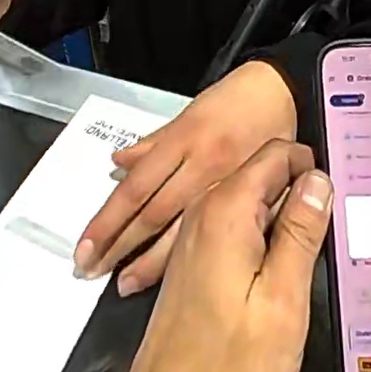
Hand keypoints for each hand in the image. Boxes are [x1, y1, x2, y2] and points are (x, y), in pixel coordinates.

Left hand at [75, 59, 298, 294]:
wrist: (285, 89)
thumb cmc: (237, 95)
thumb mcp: (193, 109)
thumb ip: (157, 140)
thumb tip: (120, 162)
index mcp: (187, 137)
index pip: (137, 187)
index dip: (108, 219)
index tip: (85, 245)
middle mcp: (203, 163)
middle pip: (154, 213)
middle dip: (121, 246)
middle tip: (93, 271)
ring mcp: (227, 182)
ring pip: (182, 228)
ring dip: (150, 259)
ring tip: (125, 282)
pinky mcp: (248, 193)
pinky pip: (216, 225)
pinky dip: (190, 247)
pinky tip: (173, 267)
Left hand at [131, 140, 330, 371]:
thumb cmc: (224, 367)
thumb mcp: (282, 298)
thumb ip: (302, 230)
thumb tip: (318, 182)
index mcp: (227, 208)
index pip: (279, 151)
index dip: (310, 170)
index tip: (328, 201)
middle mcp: (205, 211)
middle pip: (266, 173)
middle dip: (296, 199)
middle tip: (315, 243)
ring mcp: (197, 234)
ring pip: (254, 201)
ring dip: (280, 224)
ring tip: (294, 268)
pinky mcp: (195, 257)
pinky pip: (238, 226)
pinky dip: (260, 241)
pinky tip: (270, 281)